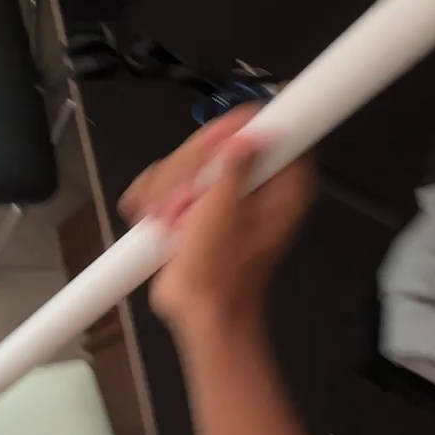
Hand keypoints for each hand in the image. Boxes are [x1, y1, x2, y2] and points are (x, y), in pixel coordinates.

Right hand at [119, 106, 315, 346]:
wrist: (197, 307)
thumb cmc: (222, 274)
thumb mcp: (225, 214)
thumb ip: (234, 166)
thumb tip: (250, 131)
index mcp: (280, 183)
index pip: (263, 127)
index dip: (230, 132)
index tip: (211, 154)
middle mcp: (253, 181)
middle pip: (211, 140)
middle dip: (184, 171)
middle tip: (185, 202)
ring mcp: (220, 190)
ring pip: (183, 159)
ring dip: (166, 189)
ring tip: (171, 220)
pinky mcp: (193, 200)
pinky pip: (165, 178)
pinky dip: (155, 197)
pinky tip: (159, 218)